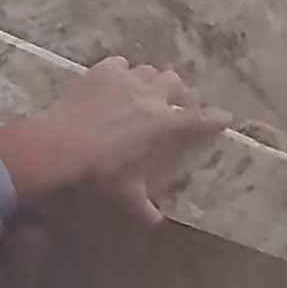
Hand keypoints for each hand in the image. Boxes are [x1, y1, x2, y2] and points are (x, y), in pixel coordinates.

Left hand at [0, 56, 233, 223]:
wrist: (61, 143)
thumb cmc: (99, 170)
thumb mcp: (125, 192)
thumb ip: (143, 207)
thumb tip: (156, 223)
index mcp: (162, 124)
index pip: (197, 120)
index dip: (214, 118)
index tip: (225, 116)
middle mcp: (151, 96)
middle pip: (175, 82)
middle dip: (177, 91)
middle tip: (172, 102)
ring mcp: (127, 80)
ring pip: (149, 70)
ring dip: (150, 80)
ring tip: (143, 90)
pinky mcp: (104, 71)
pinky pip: (120, 64)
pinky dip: (121, 72)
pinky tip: (114, 82)